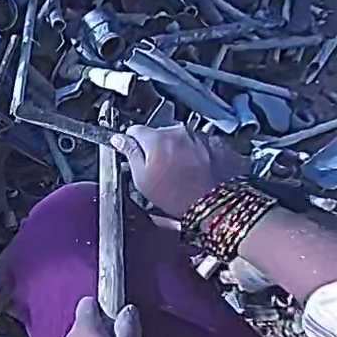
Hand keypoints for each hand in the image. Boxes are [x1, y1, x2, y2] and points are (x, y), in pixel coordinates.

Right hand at [110, 123, 246, 216]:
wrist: (217, 206)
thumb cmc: (178, 197)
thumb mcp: (142, 180)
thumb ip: (130, 154)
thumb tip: (120, 139)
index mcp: (156, 139)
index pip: (134, 130)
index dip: (132, 142)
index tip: (133, 152)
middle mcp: (179, 132)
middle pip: (159, 133)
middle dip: (156, 147)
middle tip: (159, 170)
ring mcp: (200, 136)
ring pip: (180, 139)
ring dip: (177, 151)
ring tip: (180, 174)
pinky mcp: (217, 144)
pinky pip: (200, 144)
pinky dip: (196, 154)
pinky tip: (196, 171)